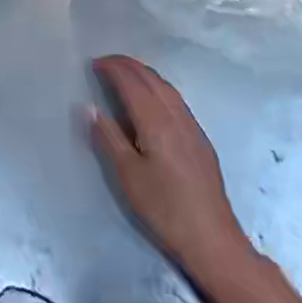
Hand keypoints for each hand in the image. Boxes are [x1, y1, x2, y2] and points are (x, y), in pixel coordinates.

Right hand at [87, 55, 247, 272]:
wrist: (211, 238)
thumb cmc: (164, 207)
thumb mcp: (127, 175)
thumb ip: (108, 137)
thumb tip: (89, 106)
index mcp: (155, 121)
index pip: (131, 82)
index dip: (113, 69)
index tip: (94, 63)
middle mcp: (176, 116)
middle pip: (151, 79)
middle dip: (128, 65)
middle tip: (106, 63)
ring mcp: (192, 126)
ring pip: (166, 87)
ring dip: (144, 74)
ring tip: (126, 74)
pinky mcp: (200, 139)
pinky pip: (176, 99)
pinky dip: (158, 87)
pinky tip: (153, 99)